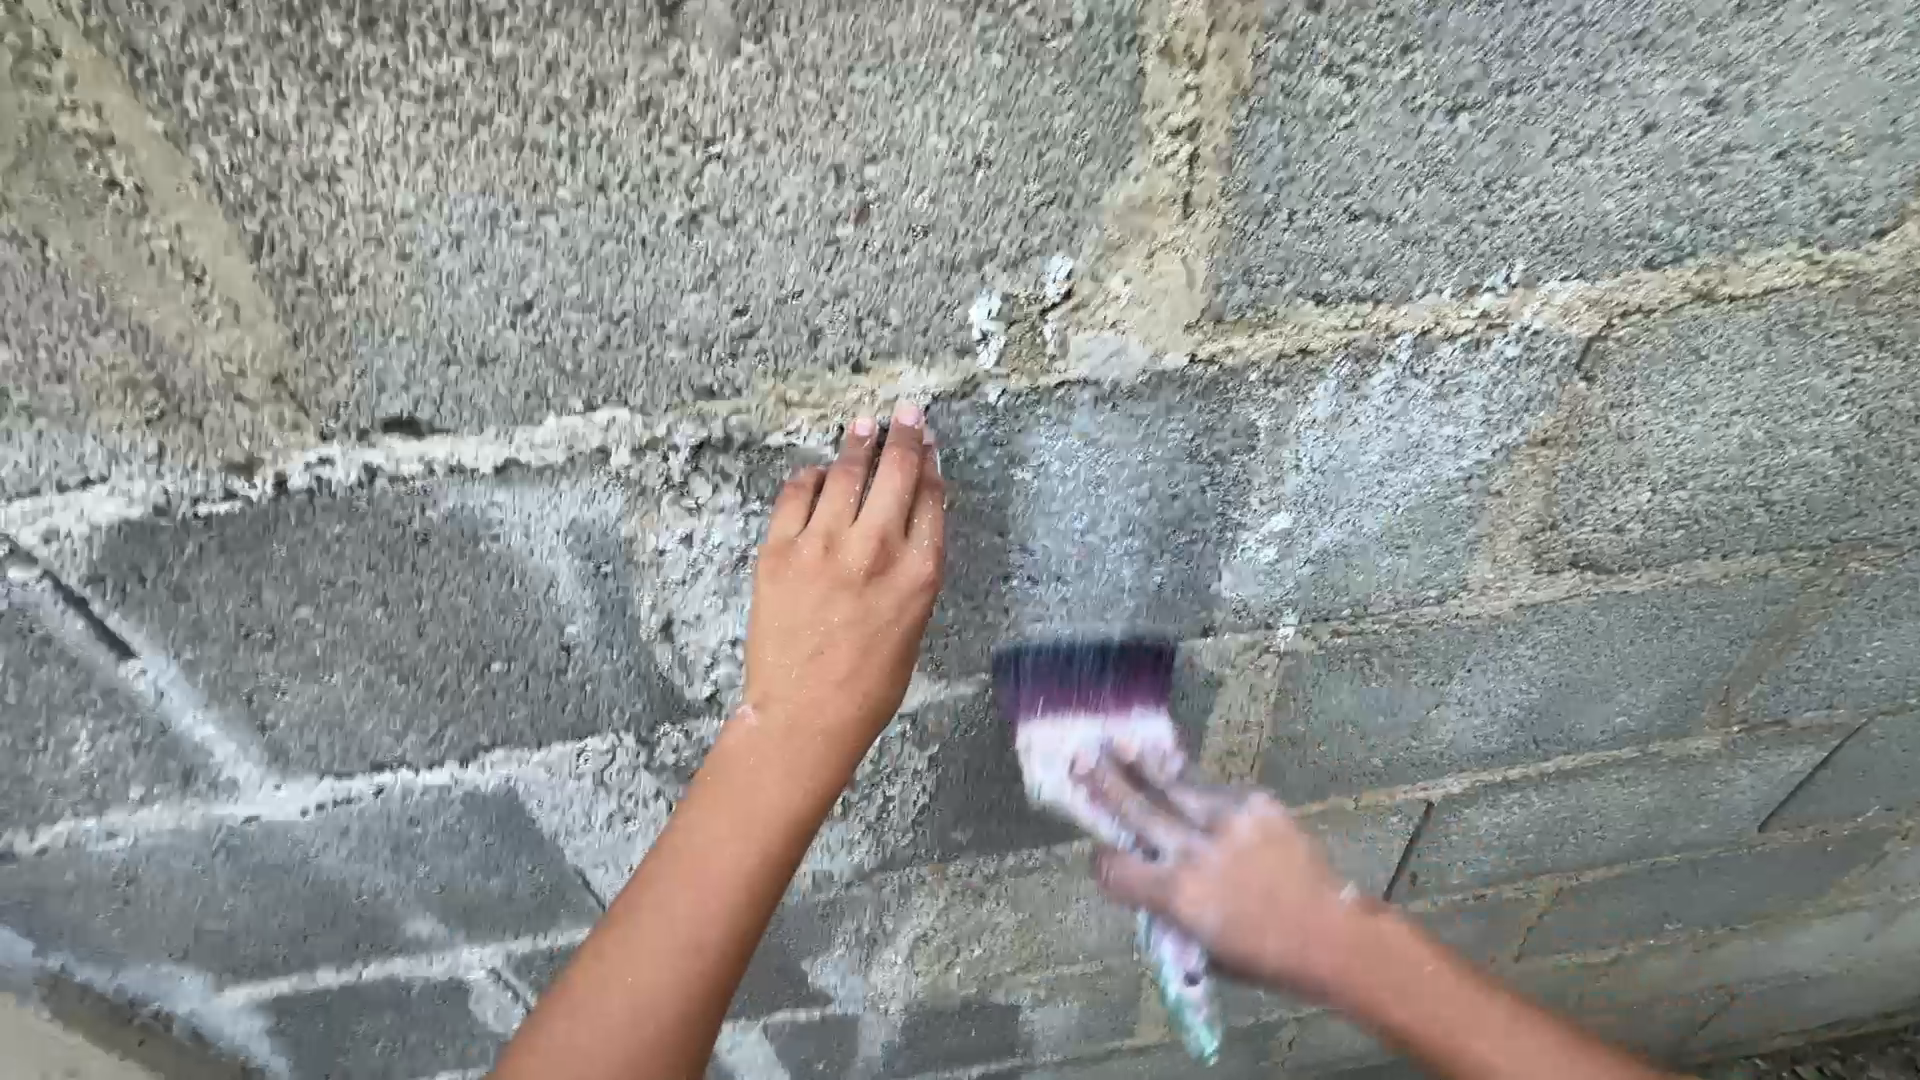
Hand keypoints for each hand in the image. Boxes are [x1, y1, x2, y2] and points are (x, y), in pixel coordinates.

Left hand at [741, 399, 945, 752]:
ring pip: (846, 474)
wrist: (806, 715)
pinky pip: (796, 495)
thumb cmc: (869, 683)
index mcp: (919, 572)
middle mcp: (877, 550)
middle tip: (906, 412)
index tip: (928, 447)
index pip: (930, 498)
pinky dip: (810, 478)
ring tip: (864, 426)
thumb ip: (914, 570)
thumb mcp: (914, 624)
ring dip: (858, 444)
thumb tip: (907, 525)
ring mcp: (825, 547)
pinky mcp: (780, 552)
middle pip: (896, 473)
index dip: (931, 465)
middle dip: (905, 435)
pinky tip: (817, 473)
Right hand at [1084, 760, 1376, 1002]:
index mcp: (1179, 895)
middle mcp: (1196, 851)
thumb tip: (1143, 873)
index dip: (1103, 863)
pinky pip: (1216, 790)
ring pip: (1174, 784)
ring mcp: (1228, 821)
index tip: (1100, 854)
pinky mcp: (1256, 803)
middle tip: (1081, 755)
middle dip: (1105, 781)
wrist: (1333, 934)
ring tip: (1121, 743)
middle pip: (1137, 808)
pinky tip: (1188, 780)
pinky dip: (1199, 789)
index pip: (1117, 868)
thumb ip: (1168, 908)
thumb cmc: (1265, 954)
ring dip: (1144, 764)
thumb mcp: (1203, 945)